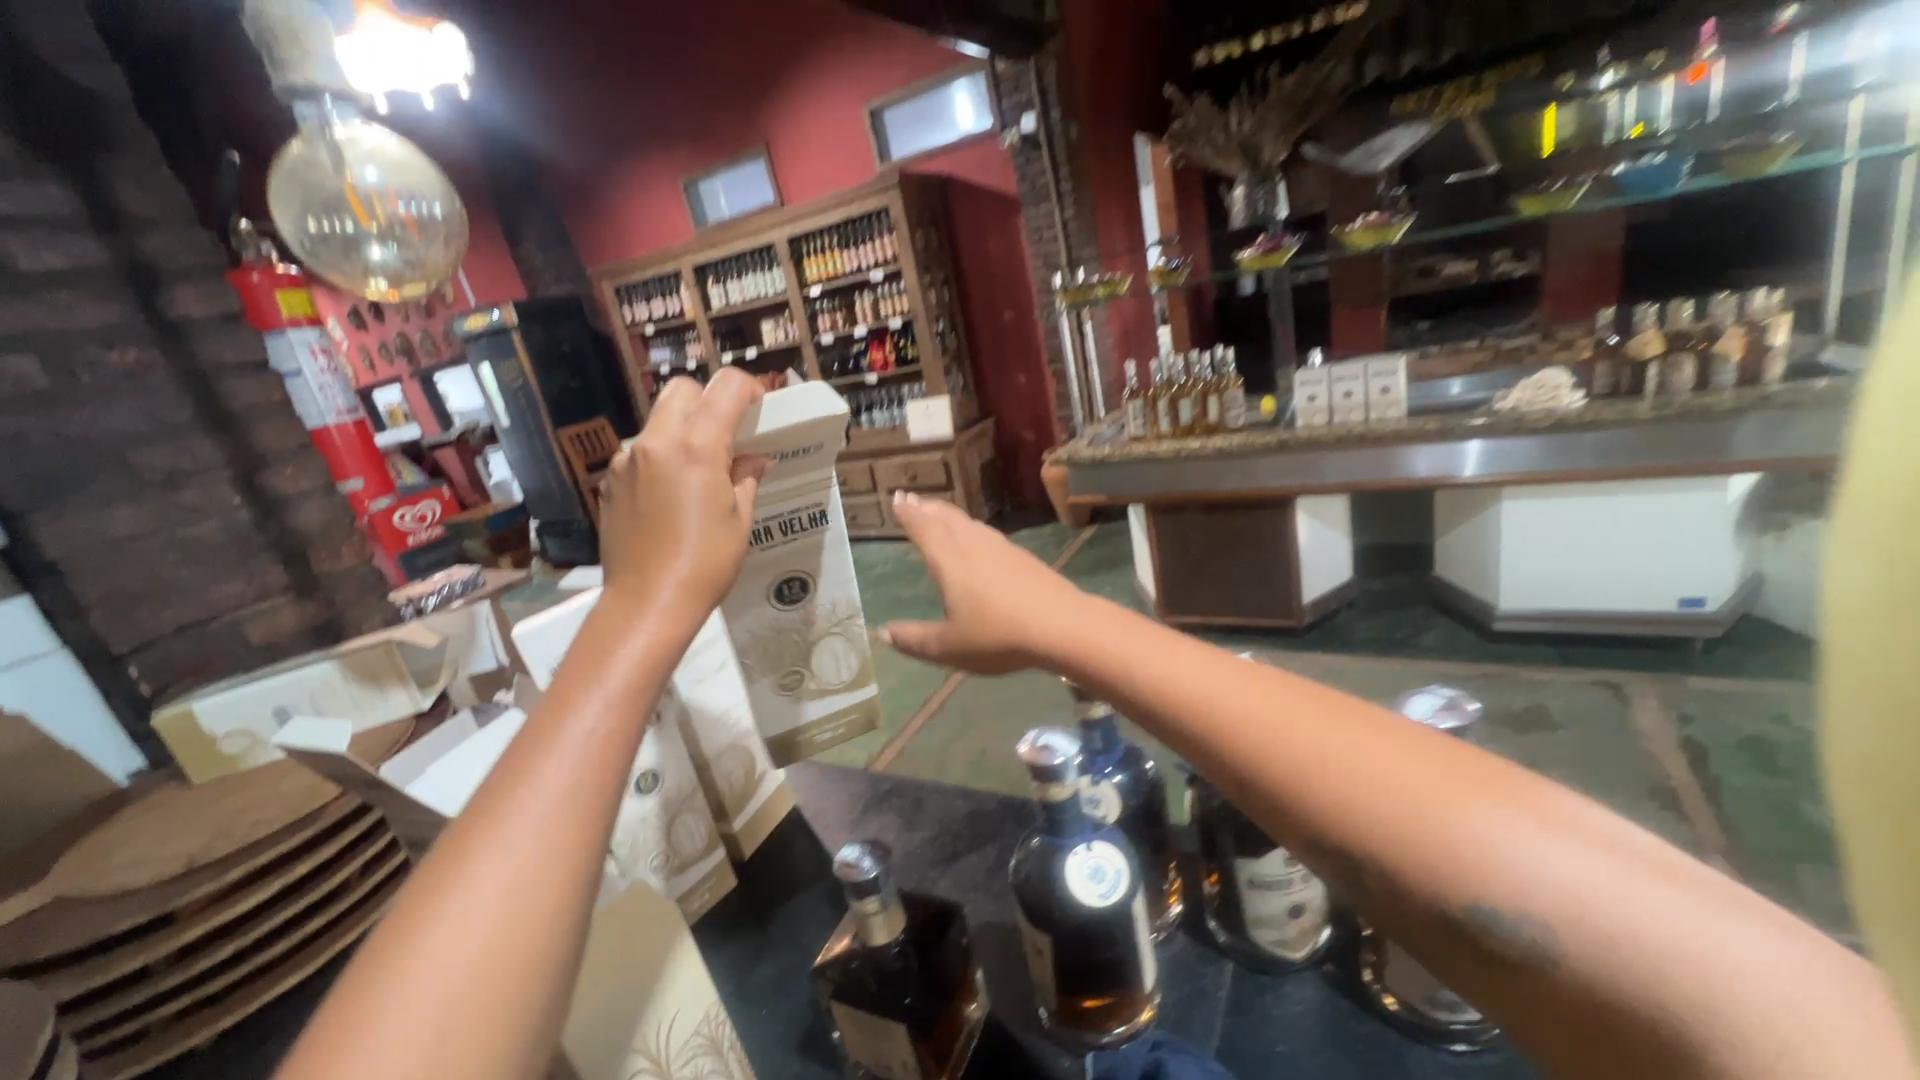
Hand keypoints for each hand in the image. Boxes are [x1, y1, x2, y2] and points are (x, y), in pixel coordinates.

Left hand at [599, 369, 766, 620]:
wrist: (647, 603)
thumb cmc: (705, 564)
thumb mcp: (740, 520)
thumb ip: (746, 478)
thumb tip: (753, 459)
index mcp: (695, 448)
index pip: (725, 389)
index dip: (748, 389)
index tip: (760, 408)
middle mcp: (656, 443)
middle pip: (682, 390)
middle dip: (709, 400)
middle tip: (728, 434)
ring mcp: (627, 460)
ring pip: (658, 421)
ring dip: (683, 431)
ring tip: (699, 472)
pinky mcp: (611, 481)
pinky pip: (641, 453)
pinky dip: (661, 459)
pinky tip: (670, 496)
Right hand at [881, 492, 1086, 673]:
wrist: (1063, 626)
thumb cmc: (999, 635)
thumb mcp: (949, 646)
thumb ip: (914, 639)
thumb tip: (882, 632)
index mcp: (950, 560)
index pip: (923, 529)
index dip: (909, 514)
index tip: (897, 499)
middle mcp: (973, 545)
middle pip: (946, 519)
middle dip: (927, 508)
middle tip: (913, 499)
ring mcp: (1002, 549)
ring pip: (969, 524)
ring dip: (950, 516)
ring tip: (940, 514)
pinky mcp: (1023, 558)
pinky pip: (987, 534)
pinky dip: (971, 529)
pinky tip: (979, 540)